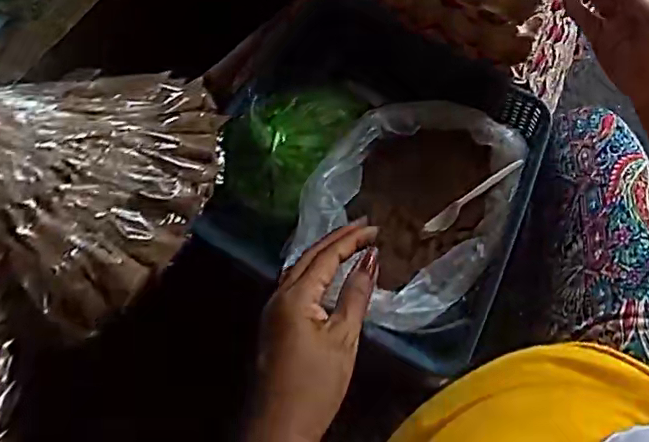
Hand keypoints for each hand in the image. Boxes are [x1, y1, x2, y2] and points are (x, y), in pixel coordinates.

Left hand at [244, 221, 379, 441]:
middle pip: (309, 255)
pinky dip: (314, 268)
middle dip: (337, 238)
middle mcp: (279, 295)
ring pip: (299, 267)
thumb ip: (356, 294)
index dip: (352, 239)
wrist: (277, 435)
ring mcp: (272, 310)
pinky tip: (326, 271)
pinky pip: (295, 281)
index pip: (326, 255)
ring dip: (324, 251)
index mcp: (295, 295)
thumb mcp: (343, 340)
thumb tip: (370, 259)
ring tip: (349, 241)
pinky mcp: (273, 324)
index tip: (376, 228)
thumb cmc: (315, 387)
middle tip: (364, 226)